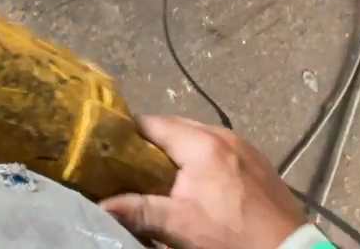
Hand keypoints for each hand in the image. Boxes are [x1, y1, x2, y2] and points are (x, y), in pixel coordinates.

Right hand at [99, 116, 304, 248]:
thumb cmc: (234, 240)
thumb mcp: (182, 228)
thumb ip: (139, 211)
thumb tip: (100, 206)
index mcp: (199, 142)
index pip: (150, 122)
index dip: (128, 133)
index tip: (112, 149)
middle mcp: (221, 133)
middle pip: (174, 126)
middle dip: (153, 143)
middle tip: (134, 166)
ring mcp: (244, 146)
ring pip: (198, 136)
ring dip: (179, 150)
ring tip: (166, 176)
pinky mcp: (259, 161)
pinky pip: (219, 148)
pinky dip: (204, 158)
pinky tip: (202, 183)